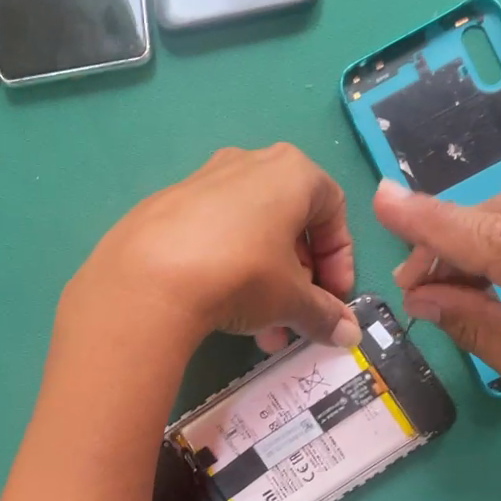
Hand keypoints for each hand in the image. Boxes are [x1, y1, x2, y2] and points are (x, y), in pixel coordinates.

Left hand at [64, 144, 361, 355]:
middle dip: (300, 280)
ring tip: (262, 332)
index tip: (335, 300)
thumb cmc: (243, 275)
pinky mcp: (168, 206)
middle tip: (297, 319)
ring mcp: (204, 181)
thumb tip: (350, 335)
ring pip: (252, 235)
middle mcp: (250, 164)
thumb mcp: (292, 301)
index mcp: (292, 171)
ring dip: (267, 285)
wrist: (151, 276)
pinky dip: (229, 271)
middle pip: (290, 224)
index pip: (334, 211)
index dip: (340, 261)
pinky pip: (215, 238)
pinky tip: (221, 311)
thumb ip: (324, 315)